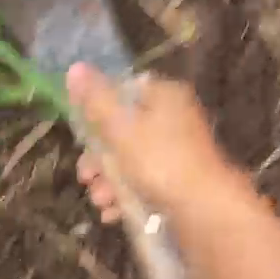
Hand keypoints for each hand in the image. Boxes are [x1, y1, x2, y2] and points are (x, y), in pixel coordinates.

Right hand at [67, 64, 251, 220]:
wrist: (204, 209)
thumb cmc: (159, 160)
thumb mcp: (119, 127)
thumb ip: (95, 99)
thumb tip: (74, 66)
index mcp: (163, 96)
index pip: (121, 92)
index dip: (95, 112)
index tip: (80, 135)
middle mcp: (171, 118)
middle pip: (119, 131)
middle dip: (97, 159)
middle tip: (86, 177)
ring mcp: (175, 150)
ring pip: (127, 160)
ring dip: (106, 182)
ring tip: (102, 201)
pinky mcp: (176, 179)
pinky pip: (141, 181)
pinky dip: (124, 196)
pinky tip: (113, 212)